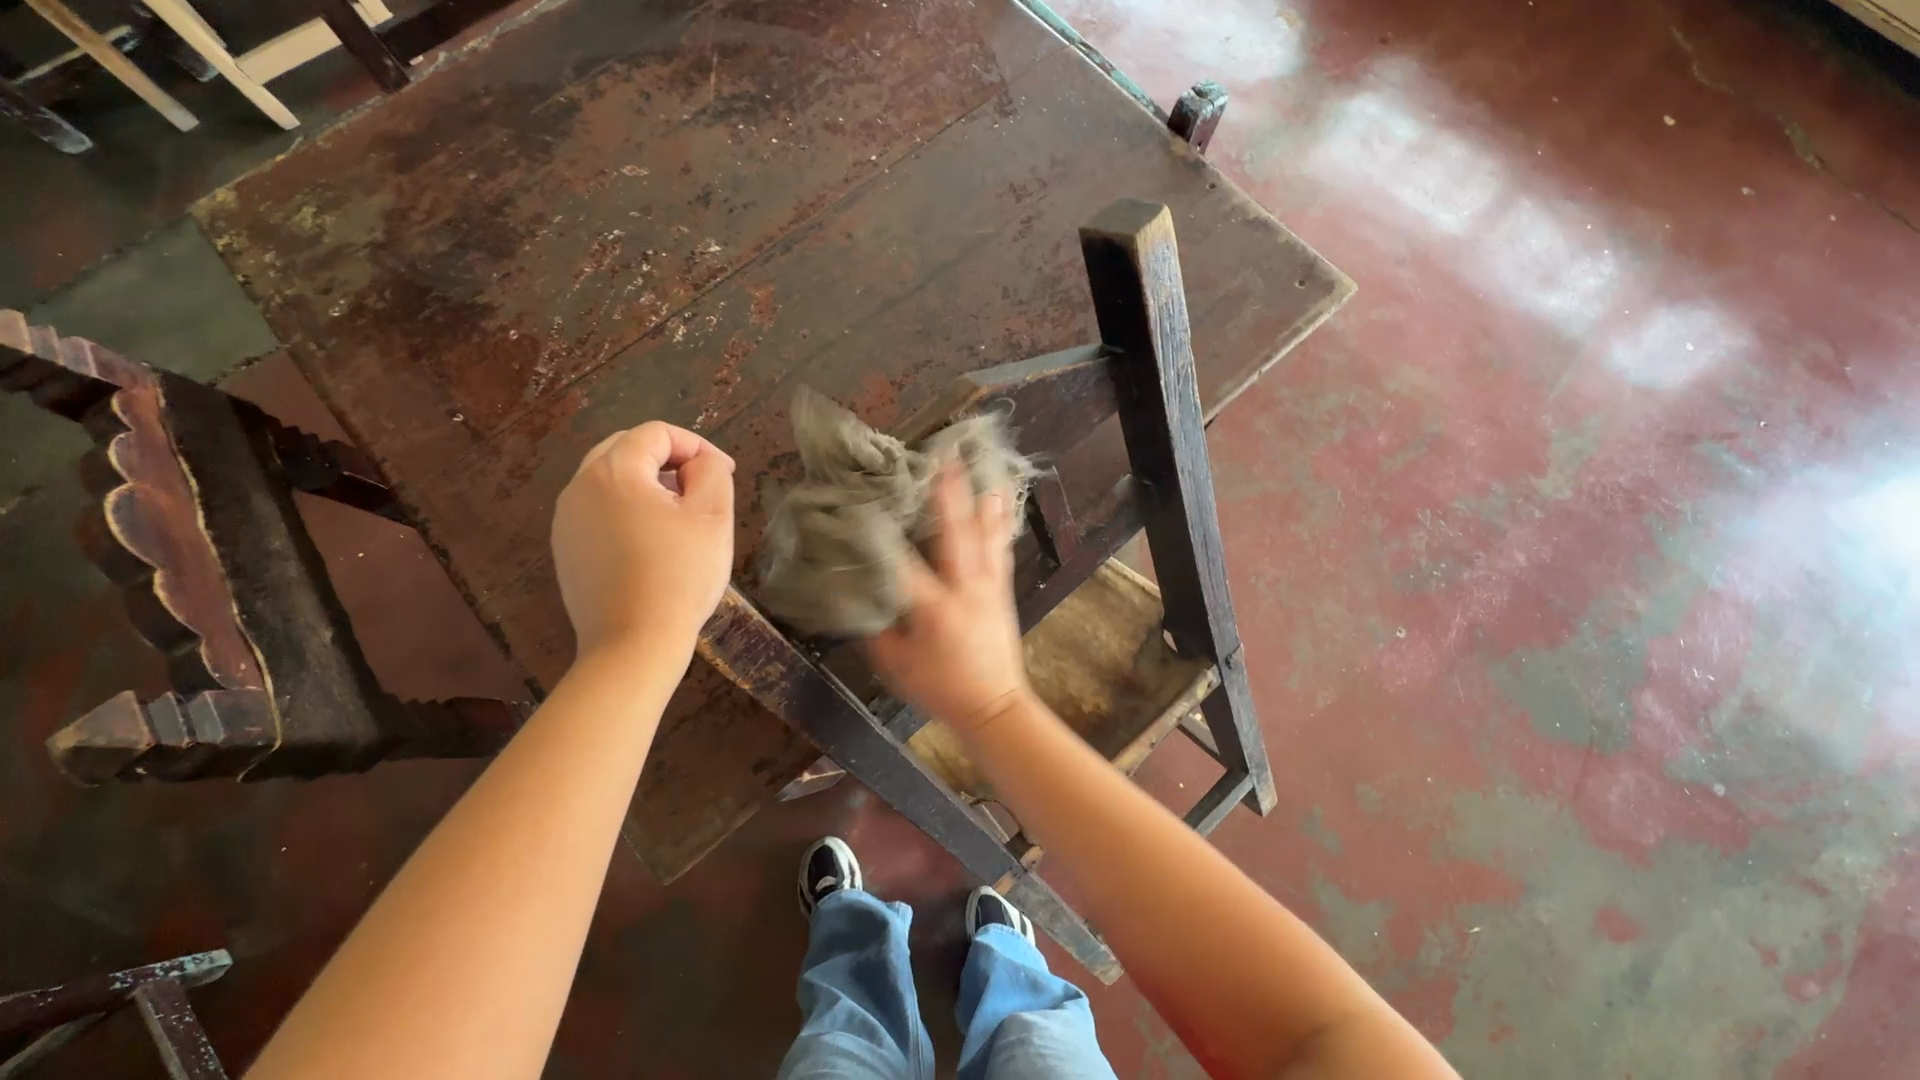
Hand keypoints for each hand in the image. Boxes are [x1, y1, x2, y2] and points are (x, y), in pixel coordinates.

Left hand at [551, 422, 735, 660]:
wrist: (633, 642)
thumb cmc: (679, 575)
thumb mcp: (713, 516)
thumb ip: (711, 471)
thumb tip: (699, 462)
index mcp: (614, 470)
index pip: (657, 433)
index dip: (697, 445)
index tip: (724, 473)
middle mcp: (579, 486)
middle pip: (626, 449)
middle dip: (668, 459)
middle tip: (701, 487)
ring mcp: (566, 519)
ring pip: (609, 480)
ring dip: (646, 484)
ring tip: (679, 514)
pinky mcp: (565, 549)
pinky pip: (597, 511)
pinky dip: (626, 510)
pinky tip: (651, 542)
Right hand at [866, 466, 1032, 733]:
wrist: (994, 707)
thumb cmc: (941, 689)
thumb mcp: (895, 666)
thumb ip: (876, 629)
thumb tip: (859, 594)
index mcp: (934, 609)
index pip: (900, 564)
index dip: (878, 536)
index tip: (860, 506)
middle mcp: (965, 589)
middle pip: (954, 534)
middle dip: (946, 495)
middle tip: (940, 459)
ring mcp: (988, 587)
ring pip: (983, 534)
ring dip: (975, 497)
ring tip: (974, 463)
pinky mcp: (1002, 590)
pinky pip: (1000, 548)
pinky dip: (998, 520)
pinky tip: (1000, 497)